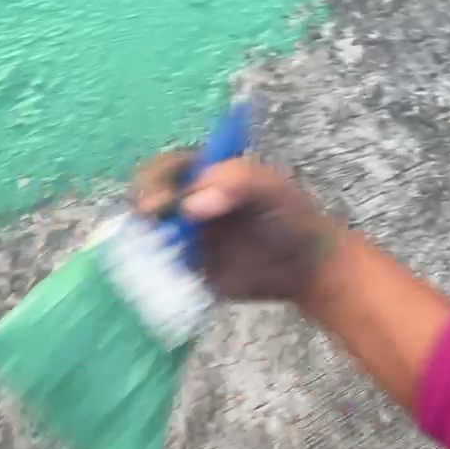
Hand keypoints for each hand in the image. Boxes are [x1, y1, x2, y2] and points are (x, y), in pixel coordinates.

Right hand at [130, 154, 344, 303]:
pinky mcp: (187, 271)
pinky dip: (156, 275)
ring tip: (161, 257)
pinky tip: (167, 279)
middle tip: (152, 228)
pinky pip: (161, 272)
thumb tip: (191, 206)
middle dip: (142, 213)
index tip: (160, 203)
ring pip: (147, 238)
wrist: (307, 266)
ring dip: (144, 246)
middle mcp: (185, 204)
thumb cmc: (291, 217)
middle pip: (146, 201)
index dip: (154, 181)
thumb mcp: (271, 188)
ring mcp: (183, 239)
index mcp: (202, 176)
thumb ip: (236, 182)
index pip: (164, 169)